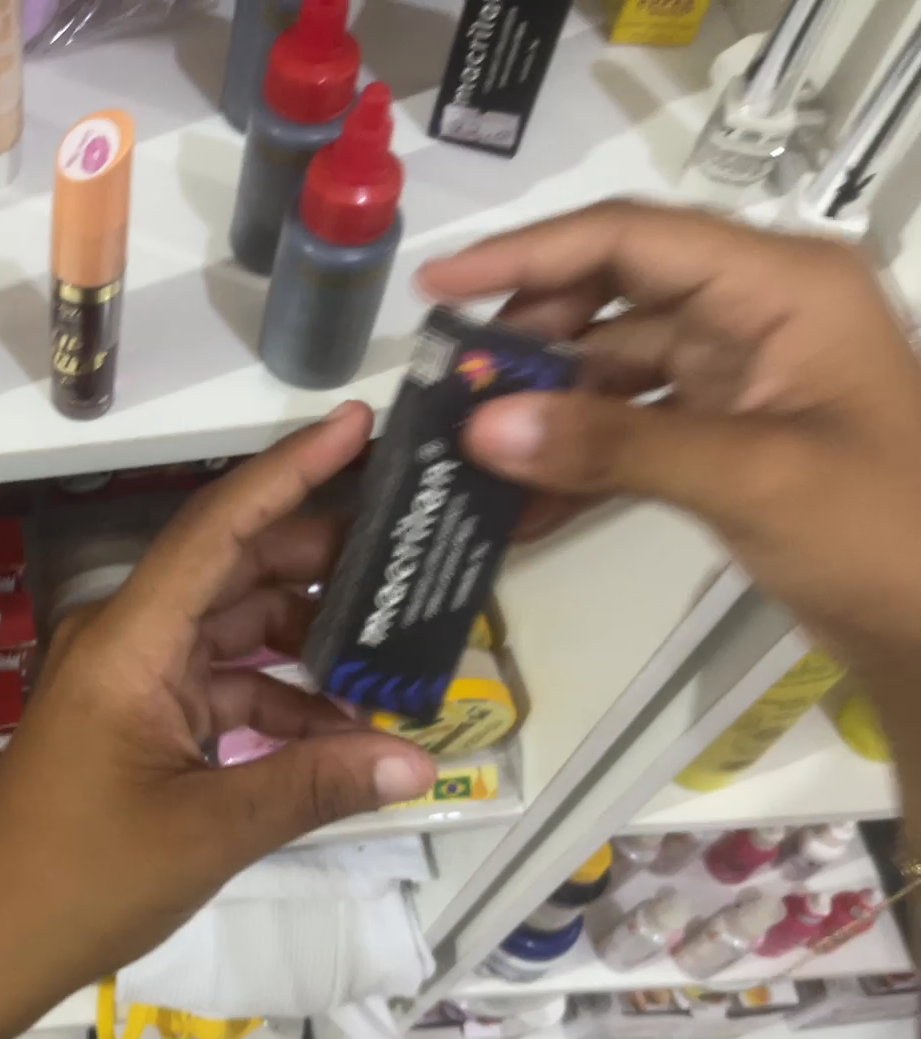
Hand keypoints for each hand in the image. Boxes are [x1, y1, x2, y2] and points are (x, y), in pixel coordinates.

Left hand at [0, 401, 437, 996]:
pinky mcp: (135, 712)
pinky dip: (273, 697)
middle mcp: (126, 636)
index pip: (214, 529)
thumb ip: (313, 784)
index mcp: (130, 638)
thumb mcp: (209, 829)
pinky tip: (339, 727)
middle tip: (413, 549)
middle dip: (319, 559)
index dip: (284, 471)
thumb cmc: (86, 874)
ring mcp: (128, 674)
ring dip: (304, 638)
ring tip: (397, 642)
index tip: (352, 425)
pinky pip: (215, 682)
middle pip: (231, 571)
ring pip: (229, 628)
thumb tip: (419, 761)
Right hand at [417, 200, 920, 681]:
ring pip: (594, 362)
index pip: (623, 241)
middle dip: (516, 338)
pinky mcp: (704, 427)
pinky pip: (607, 425)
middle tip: (449, 386)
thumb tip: (477, 427)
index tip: (430, 288)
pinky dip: (560, 460)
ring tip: (465, 448)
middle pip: (598, 295)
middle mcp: (745, 314)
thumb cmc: (897, 532)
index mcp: (777, 288)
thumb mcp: (755, 478)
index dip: (518, 255)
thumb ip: (611, 446)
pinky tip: (516, 508)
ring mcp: (723, 372)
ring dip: (530, 405)